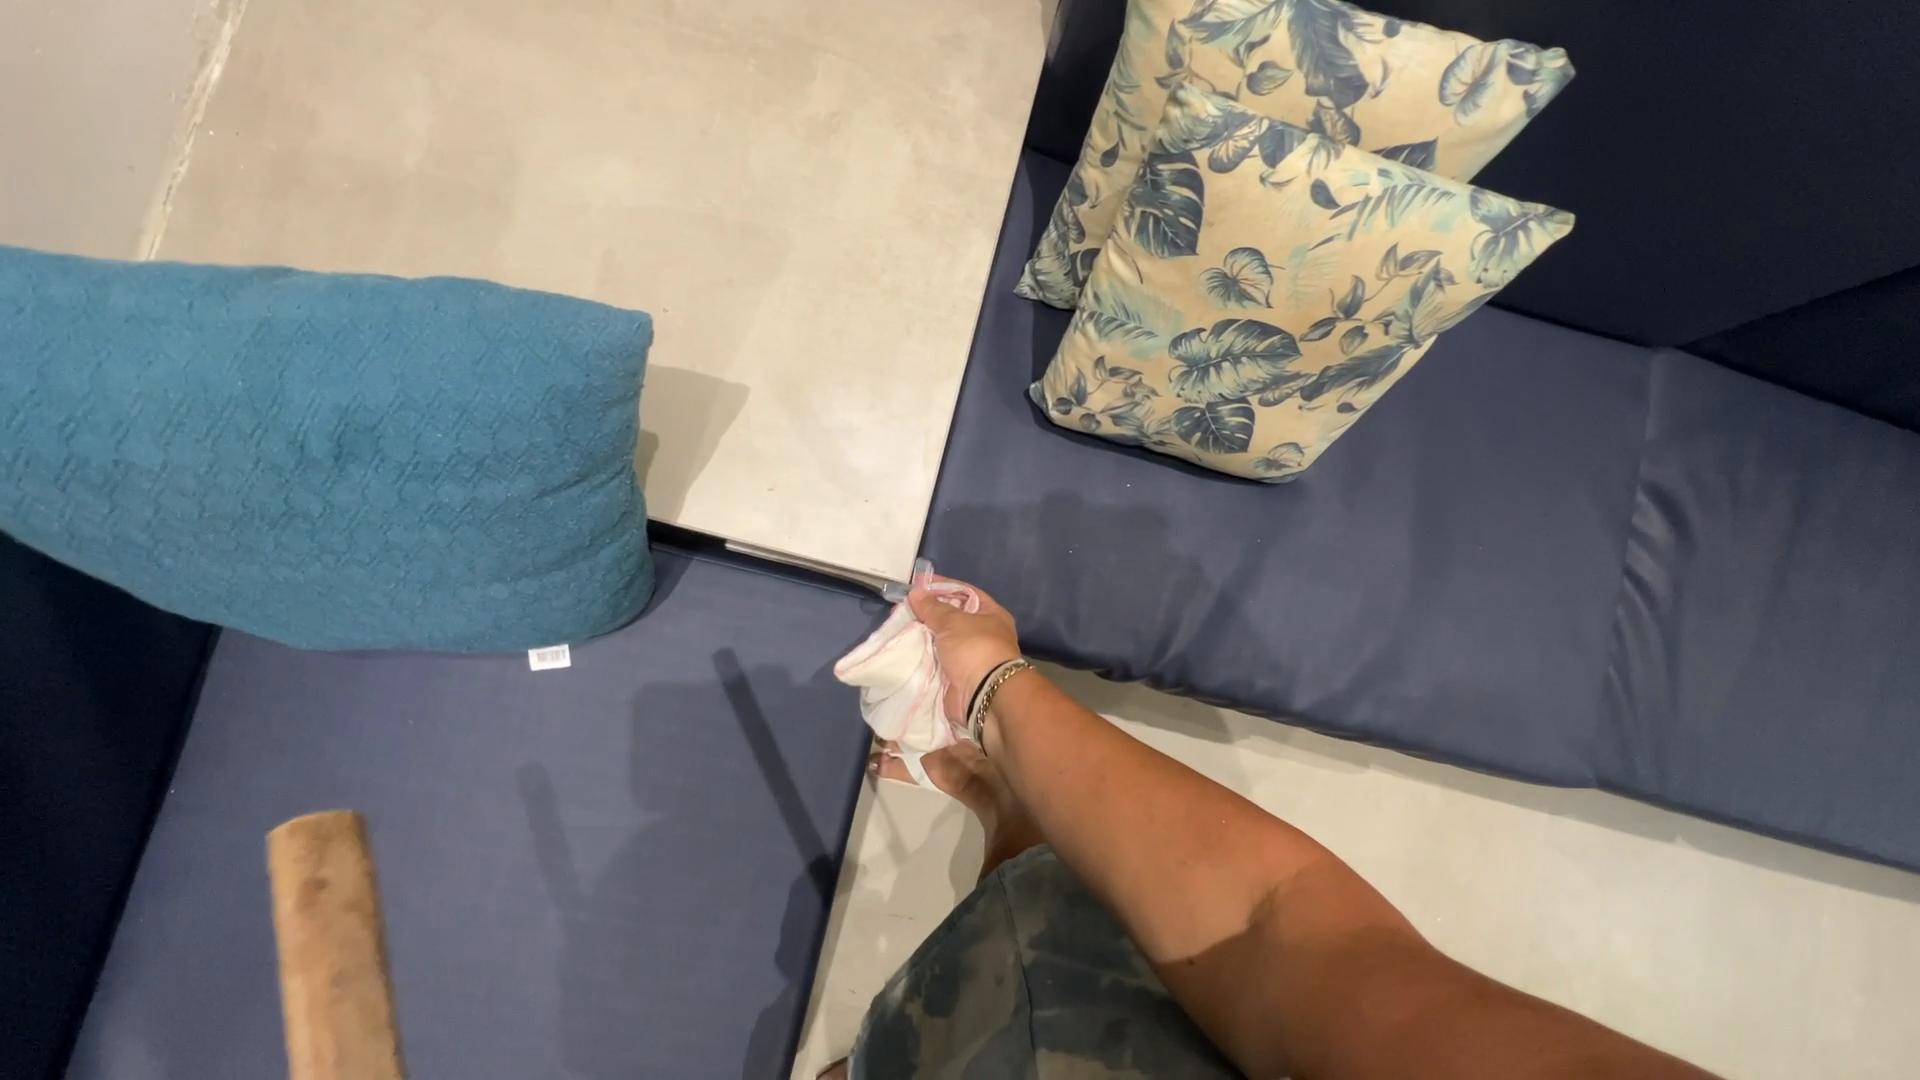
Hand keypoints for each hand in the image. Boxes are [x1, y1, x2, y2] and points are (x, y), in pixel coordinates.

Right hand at [908, 575, 1022, 727]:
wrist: (983, 694)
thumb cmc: (975, 648)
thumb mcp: (953, 621)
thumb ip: (932, 607)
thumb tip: (916, 592)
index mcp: (991, 615)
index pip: (965, 593)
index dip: (943, 587)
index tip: (918, 584)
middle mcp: (982, 634)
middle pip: (950, 618)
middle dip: (927, 613)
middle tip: (902, 608)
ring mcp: (968, 657)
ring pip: (940, 640)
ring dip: (921, 635)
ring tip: (897, 625)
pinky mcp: (954, 676)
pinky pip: (934, 660)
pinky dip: (920, 655)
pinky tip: (901, 647)